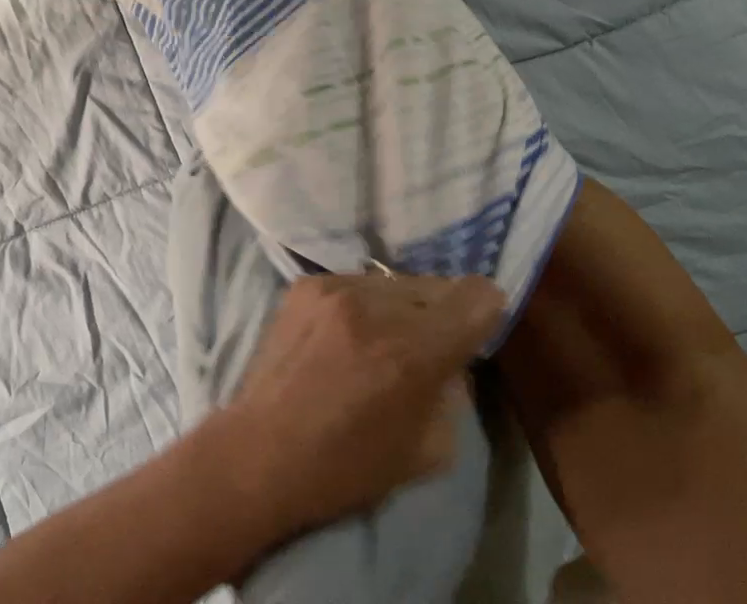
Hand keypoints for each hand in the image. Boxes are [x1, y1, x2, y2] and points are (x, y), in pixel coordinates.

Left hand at [211, 274, 505, 537]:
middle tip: (422, 347)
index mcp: (414, 349)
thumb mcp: (432, 449)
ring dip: (398, 307)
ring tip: (378, 342)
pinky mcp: (304, 285)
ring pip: (394, 281)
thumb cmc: (348, 465)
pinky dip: (361, 304)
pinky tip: (344, 335)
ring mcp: (335, 288)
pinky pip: (354, 283)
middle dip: (439, 314)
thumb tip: (456, 358)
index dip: (484, 315)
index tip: (473, 335)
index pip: (476, 296)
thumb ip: (456, 392)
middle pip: (436, 284)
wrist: (262, 451)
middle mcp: (376, 306)